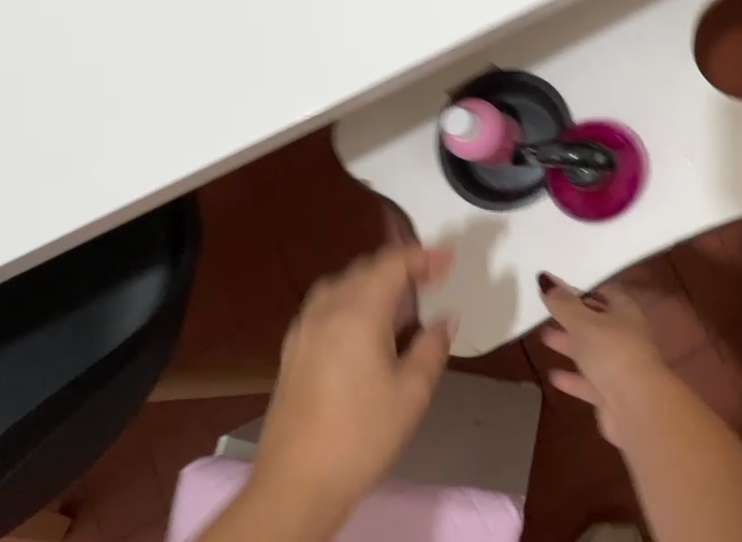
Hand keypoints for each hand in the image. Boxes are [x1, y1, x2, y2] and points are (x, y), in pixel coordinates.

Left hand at [251, 245, 455, 525]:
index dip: (422, 256)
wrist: (295, 485)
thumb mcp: (412, 393)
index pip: (392, 264)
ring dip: (372, 282)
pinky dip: (351, 301)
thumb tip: (444, 320)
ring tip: (400, 301)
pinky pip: (325, 307)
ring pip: (341, 285)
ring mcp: (303, 330)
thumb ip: (432, 348)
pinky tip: (365, 329)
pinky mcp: (292, 352)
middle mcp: (326, 310)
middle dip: (400, 266)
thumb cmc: (361, 436)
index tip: (448, 261)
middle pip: (365, 269)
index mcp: (358, 312)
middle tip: (432, 280)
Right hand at [537, 273, 671, 444]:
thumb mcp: (583, 322)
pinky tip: (552, 375)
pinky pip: (589, 381)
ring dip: (570, 345)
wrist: (637, 406)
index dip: (582, 289)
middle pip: (597, 323)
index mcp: (625, 311)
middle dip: (572, 318)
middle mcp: (626, 336)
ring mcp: (620, 366)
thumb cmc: (612, 352)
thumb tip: (545, 279)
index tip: (557, 288)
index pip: (604, 292)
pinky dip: (572, 378)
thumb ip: (563, 304)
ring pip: (591, 352)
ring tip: (544, 338)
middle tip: (546, 312)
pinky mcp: (612, 394)